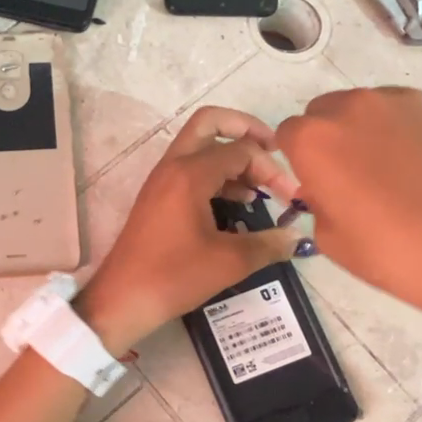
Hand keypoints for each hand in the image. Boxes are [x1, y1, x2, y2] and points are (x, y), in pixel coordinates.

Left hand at [75, 107, 303, 350]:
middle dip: (245, 129)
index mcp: (190, 173)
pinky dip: (216, 174)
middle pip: (210, 123)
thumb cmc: (174, 276)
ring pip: (200, 146)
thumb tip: (298, 239)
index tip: (291, 196)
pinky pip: (190, 168)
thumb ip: (269, 244)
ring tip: (260, 187)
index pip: (241, 149)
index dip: (272, 168)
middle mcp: (173, 166)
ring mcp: (161, 180)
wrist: (123, 298)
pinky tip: (238, 201)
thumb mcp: (229, 262)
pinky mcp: (157, 197)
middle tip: (274, 150)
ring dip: (231, 156)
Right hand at [276, 87, 421, 330]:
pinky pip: (413, 114)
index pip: (288, 134)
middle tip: (354, 178)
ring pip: (371, 108)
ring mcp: (405, 101)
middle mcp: (354, 107)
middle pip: (326, 111)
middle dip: (331, 137)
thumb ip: (319, 201)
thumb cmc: (393, 252)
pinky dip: (412, 134)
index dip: (300, 159)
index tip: (317, 184)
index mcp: (314, 140)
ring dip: (371, 131)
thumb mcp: (330, 240)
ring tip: (397, 174)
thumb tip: (329, 187)